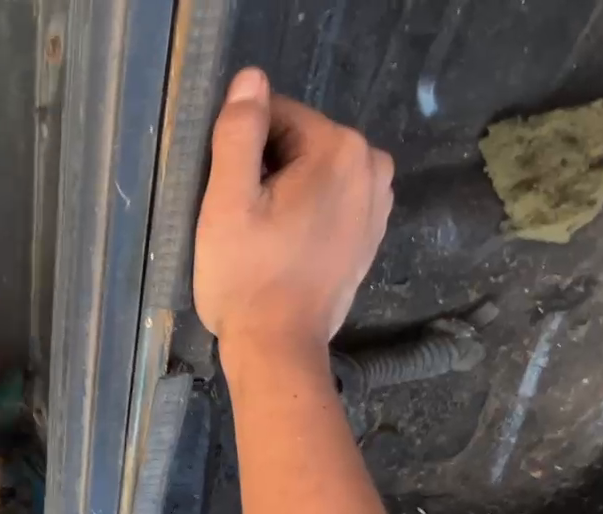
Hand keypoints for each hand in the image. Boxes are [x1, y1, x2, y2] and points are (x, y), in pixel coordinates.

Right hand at [193, 68, 392, 371]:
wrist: (278, 345)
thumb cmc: (245, 277)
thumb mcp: (226, 205)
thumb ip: (238, 135)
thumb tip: (250, 79)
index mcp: (337, 148)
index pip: (276, 117)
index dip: (240, 154)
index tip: (225, 197)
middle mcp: (371, 164)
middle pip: (299, 145)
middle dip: (265, 173)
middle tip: (239, 223)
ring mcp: (377, 202)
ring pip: (314, 176)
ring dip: (284, 196)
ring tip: (260, 239)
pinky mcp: (370, 235)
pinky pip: (330, 205)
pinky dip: (304, 217)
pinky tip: (283, 250)